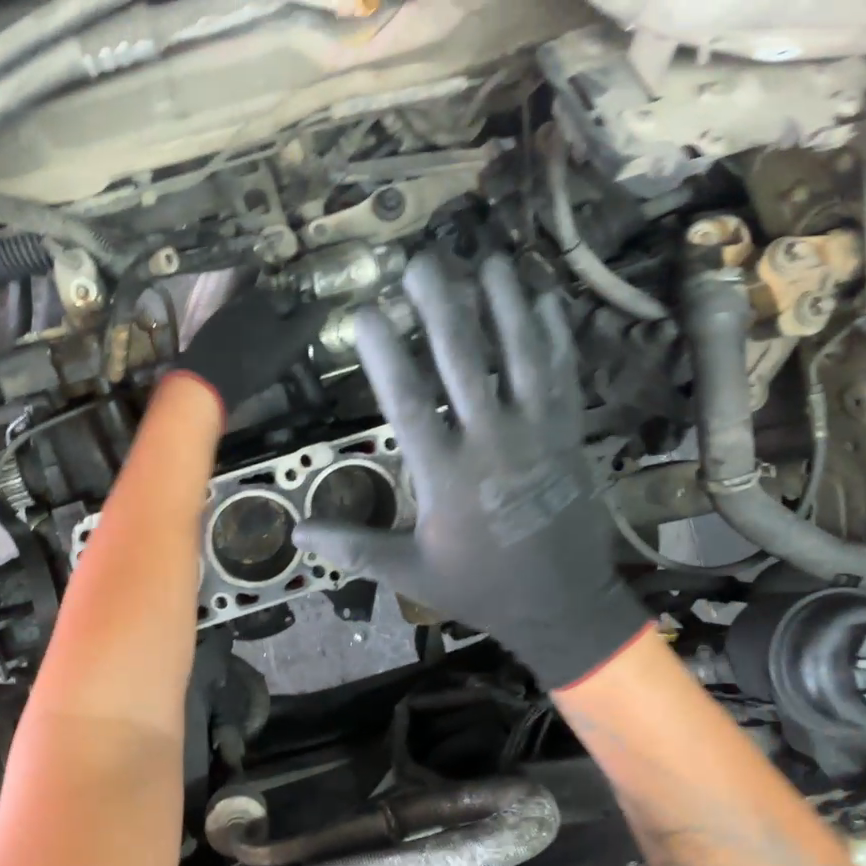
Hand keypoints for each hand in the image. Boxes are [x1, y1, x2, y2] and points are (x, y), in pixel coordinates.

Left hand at [167, 288, 328, 412]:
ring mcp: (224, 317)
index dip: (305, 316)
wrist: (207, 380)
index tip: (310, 334)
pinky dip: (249, 342)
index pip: (293, 300)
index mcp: (265, 298)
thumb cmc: (255, 360)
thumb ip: (309, 321)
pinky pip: (238, 334)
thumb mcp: (290, 341)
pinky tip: (251, 356)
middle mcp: (244, 301)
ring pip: (254, 321)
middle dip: (284, 322)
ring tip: (274, 352)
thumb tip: (327, 302)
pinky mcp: (211, 335)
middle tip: (293, 345)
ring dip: (265, 332)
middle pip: (271, 309)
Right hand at [294, 254, 652, 688]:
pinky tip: (546, 298)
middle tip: (421, 261)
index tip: (365, 311)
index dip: (386, 353)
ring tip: (487, 260)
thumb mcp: (411, 571)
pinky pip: (564, 373)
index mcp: (446, 475)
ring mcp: (538, 432)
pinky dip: (556, 334)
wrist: (563, 605)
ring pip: (521, 355)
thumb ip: (354, 545)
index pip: (408, 402)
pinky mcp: (570, 433)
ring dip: (504, 304)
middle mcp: (492, 442)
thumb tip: (295, 532)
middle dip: (441, 306)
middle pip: (464, 360)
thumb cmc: (480, 587)